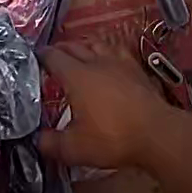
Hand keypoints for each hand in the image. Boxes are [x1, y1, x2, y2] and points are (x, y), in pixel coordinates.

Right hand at [38, 32, 188, 170]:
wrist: (158, 134)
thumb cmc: (113, 138)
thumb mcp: (75, 148)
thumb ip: (52, 144)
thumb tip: (37, 139)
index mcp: (76, 76)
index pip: (53, 57)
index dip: (41, 56)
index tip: (34, 58)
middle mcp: (95, 62)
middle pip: (74, 46)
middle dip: (60, 48)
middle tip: (53, 55)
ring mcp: (118, 63)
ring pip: (97, 44)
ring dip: (84, 45)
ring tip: (79, 51)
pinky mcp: (136, 69)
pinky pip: (118, 51)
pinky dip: (108, 51)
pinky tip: (110, 58)